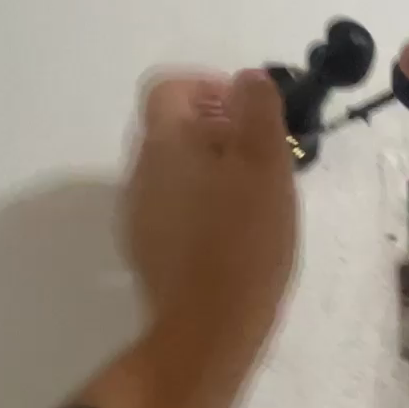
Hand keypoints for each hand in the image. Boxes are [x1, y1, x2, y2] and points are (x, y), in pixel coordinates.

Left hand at [122, 70, 296, 366]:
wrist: (210, 328)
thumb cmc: (245, 241)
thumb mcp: (265, 165)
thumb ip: (257, 110)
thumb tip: (248, 79)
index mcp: (164, 143)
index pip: (170, 87)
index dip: (211, 86)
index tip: (252, 113)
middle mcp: (141, 170)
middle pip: (174, 127)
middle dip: (222, 129)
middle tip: (267, 156)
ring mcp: (141, 211)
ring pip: (178, 167)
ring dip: (216, 167)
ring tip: (258, 196)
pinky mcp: (150, 247)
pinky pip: (178, 205)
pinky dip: (206, 202)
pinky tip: (237, 232)